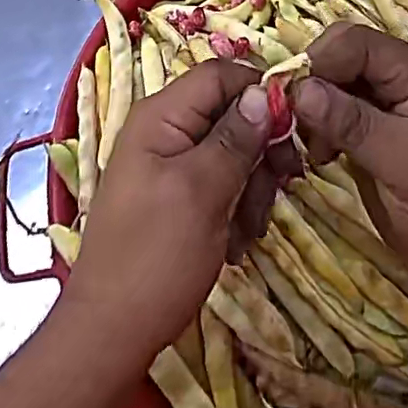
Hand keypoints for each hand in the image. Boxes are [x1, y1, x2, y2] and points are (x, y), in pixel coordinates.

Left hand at [61, 60, 294, 362]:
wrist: (112, 332)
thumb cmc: (155, 256)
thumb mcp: (202, 191)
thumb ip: (235, 138)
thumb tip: (263, 92)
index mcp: (161, 115)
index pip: (219, 75)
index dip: (258, 91)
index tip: (294, 127)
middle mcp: (165, 129)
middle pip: (230, 114)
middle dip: (258, 151)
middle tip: (281, 185)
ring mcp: (170, 163)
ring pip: (232, 152)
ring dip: (250, 188)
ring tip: (245, 230)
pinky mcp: (178, 194)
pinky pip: (220, 183)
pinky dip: (235, 208)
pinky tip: (234, 241)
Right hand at [293, 24, 407, 298]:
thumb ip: (355, 124)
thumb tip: (300, 89)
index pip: (356, 42)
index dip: (319, 60)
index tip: (290, 97)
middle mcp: (402, 79)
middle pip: (339, 57)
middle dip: (312, 85)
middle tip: (296, 126)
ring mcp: (387, 104)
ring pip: (330, 83)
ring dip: (312, 109)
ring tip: (316, 149)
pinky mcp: (371, 130)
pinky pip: (331, 110)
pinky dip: (317, 127)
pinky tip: (321, 155)